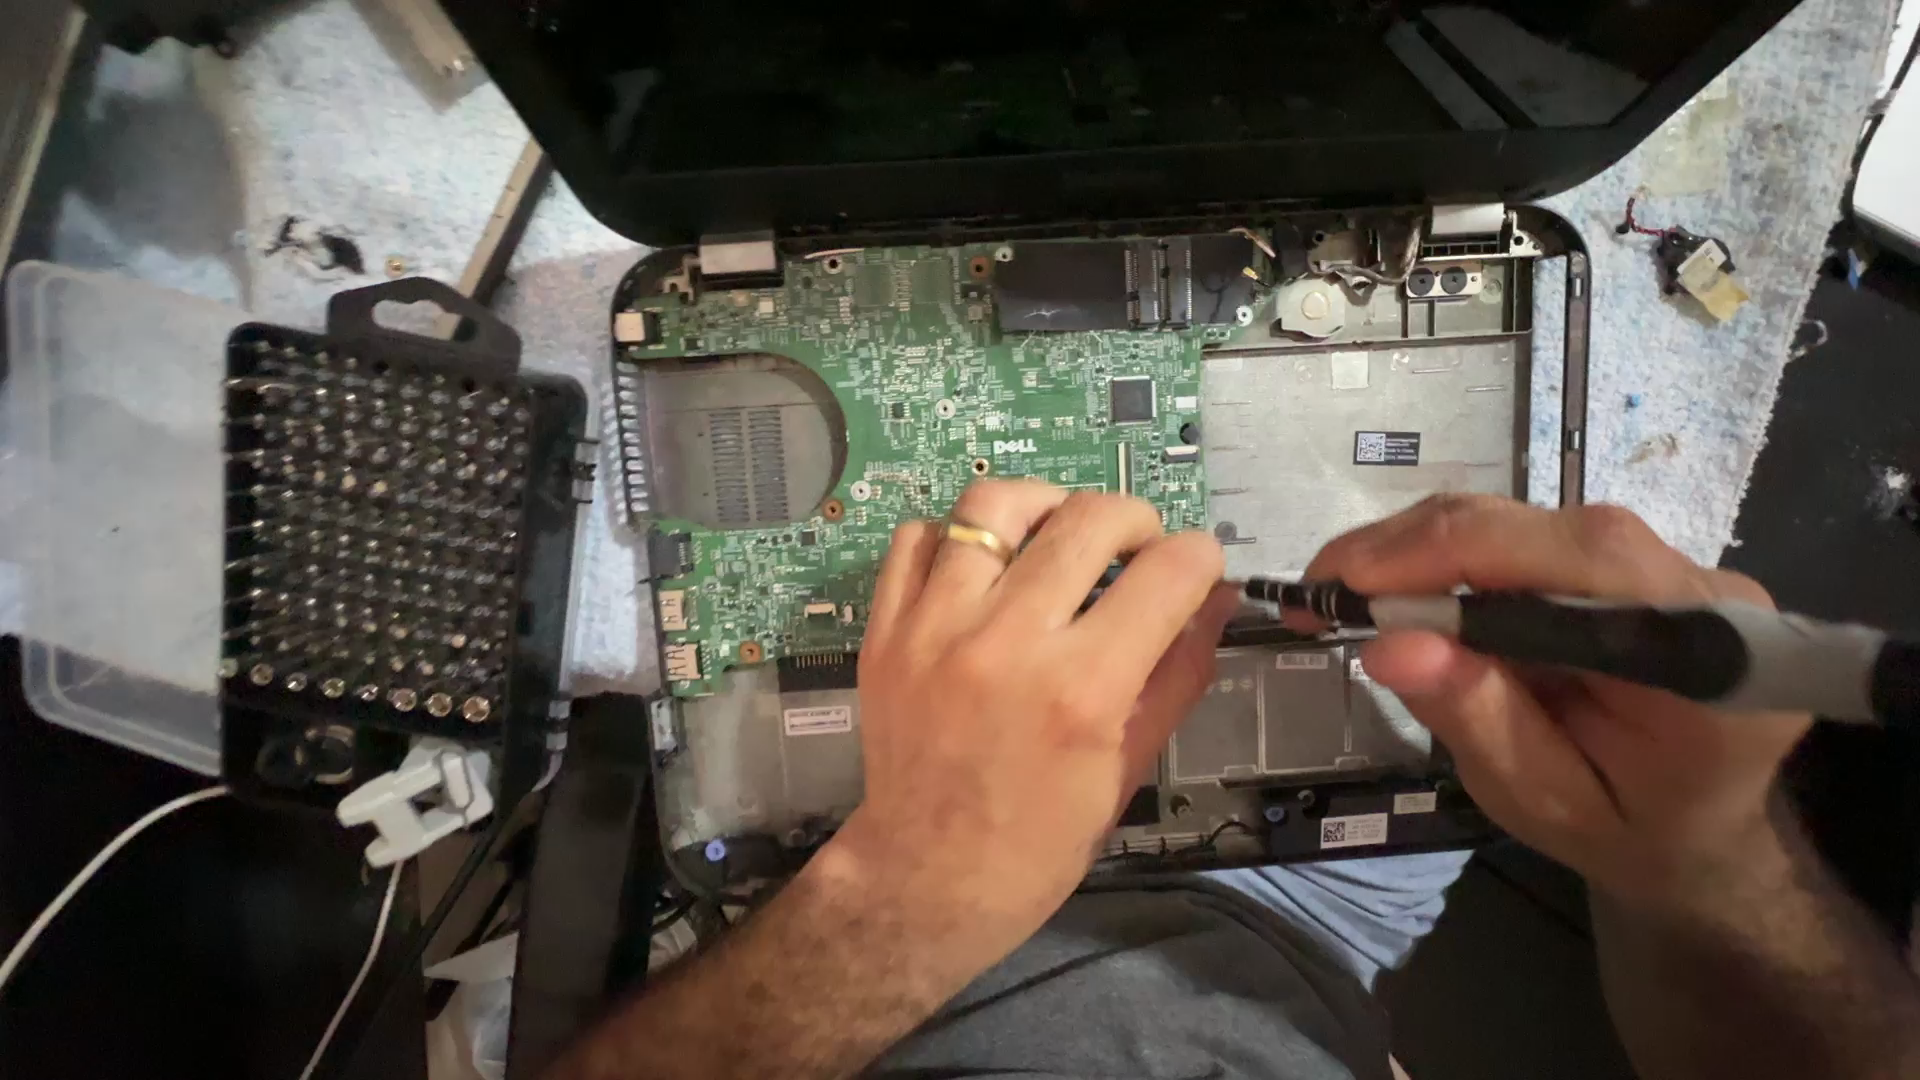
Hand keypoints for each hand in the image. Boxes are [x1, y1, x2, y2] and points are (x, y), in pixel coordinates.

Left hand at [826, 479, 1236, 966]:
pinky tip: (981, 564)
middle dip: (1134, 518)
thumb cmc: (1041, 838)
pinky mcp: (886, 628)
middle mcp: (1006, 640)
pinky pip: (917, 537)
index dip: (1200, 555)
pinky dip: (957, 535)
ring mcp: (934, 627)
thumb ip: (1178, 671)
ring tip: (1056, 532)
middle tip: (1136, 544)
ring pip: (993, 505)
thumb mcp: (1128, 764)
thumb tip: (1216, 598)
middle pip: (1088, 518)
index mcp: (1081, 688)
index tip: (1195, 564)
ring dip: (1043, 505)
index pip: (1167, 572)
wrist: (929, 873)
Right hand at [1306, 495, 1810, 908]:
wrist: (1690, 825)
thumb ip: (1479, 720)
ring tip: (1336, 592)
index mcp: (1707, 657)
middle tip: (1315, 589)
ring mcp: (1651, 565)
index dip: (1447, 554)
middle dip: (1404, 549)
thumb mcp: (1542, 798)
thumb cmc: (1622, 827)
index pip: (1575, 558)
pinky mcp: (1604, 563)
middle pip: (1529, 526)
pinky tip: (1383, 589)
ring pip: (1507, 521)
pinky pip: (1504, 537)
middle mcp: (1690, 587)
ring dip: (1405, 551)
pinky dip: (1427, 558)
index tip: (1343, 585)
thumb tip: (1389, 646)